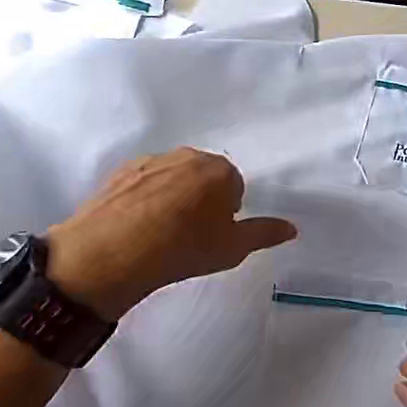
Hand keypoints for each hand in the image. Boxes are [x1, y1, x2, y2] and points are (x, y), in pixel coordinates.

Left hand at [46, 148, 296, 319]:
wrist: (116, 249)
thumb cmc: (184, 248)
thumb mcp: (232, 248)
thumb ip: (263, 234)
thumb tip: (291, 228)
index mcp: (220, 171)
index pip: (234, 186)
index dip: (225, 213)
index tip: (212, 234)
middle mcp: (187, 156)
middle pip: (203, 176)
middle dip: (200, 199)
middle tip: (189, 234)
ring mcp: (151, 161)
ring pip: (172, 177)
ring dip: (172, 197)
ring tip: (160, 233)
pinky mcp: (122, 171)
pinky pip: (143, 182)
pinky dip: (144, 198)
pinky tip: (136, 224)